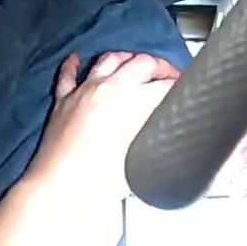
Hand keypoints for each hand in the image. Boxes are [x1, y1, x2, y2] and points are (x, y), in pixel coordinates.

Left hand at [22, 51, 178, 207]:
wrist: (61, 187)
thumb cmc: (103, 179)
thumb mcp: (141, 157)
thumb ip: (155, 137)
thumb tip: (166, 131)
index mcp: (132, 100)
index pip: (164, 85)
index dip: (179, 85)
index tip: (185, 89)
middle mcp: (108, 86)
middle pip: (140, 63)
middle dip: (159, 67)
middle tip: (168, 75)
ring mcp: (83, 91)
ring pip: (107, 60)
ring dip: (125, 58)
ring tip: (134, 63)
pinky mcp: (62, 101)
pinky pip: (68, 75)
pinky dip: (73, 65)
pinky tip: (76, 58)